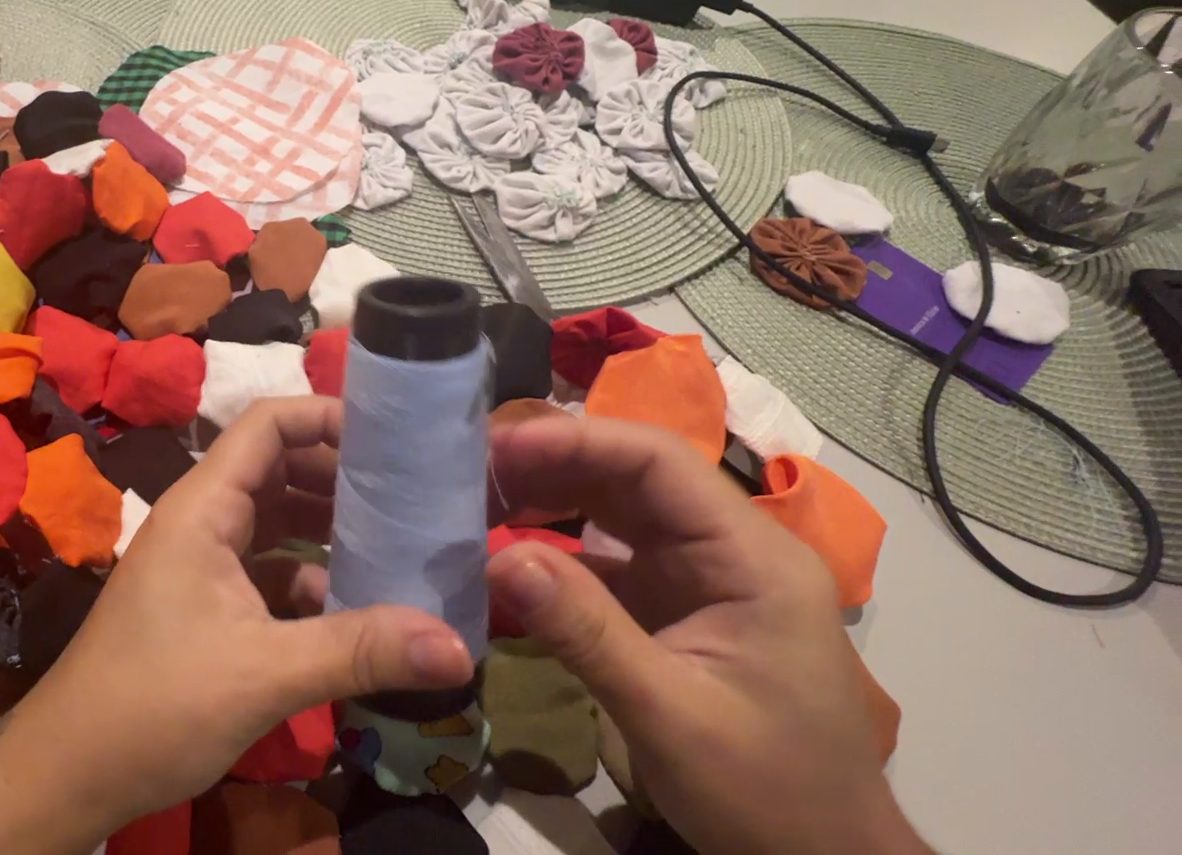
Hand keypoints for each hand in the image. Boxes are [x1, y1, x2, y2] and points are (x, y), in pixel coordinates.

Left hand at [0, 396, 475, 846]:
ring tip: (396, 539)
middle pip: (277, 467)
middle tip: (410, 492)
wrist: (70, 772)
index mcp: (204, 506)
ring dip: (327, 525)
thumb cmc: (155, 704)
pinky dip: (307, 574)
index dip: (325, 417)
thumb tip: (459, 647)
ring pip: (274, 518)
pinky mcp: (205, 600)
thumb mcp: (265, 673)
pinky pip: (266, 566)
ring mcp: (201, 560)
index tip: (391, 439)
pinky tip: (350, 604)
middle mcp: (202, 519)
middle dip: (340, 473)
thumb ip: (360, 651)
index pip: (267, 425)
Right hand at [486, 417, 927, 854]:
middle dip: (549, 461)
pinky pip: (603, 548)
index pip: (659, 462)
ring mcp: (696, 570)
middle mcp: (725, 545)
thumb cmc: (768, 795)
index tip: (501, 445)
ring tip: (476, 494)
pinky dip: (551, 539)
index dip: (577, 441)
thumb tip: (497, 558)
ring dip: (545, 492)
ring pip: (612, 503)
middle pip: (630, 473)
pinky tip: (504, 541)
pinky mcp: (669, 597)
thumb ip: (586, 633)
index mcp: (750, 556)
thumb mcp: (671, 716)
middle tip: (469, 467)